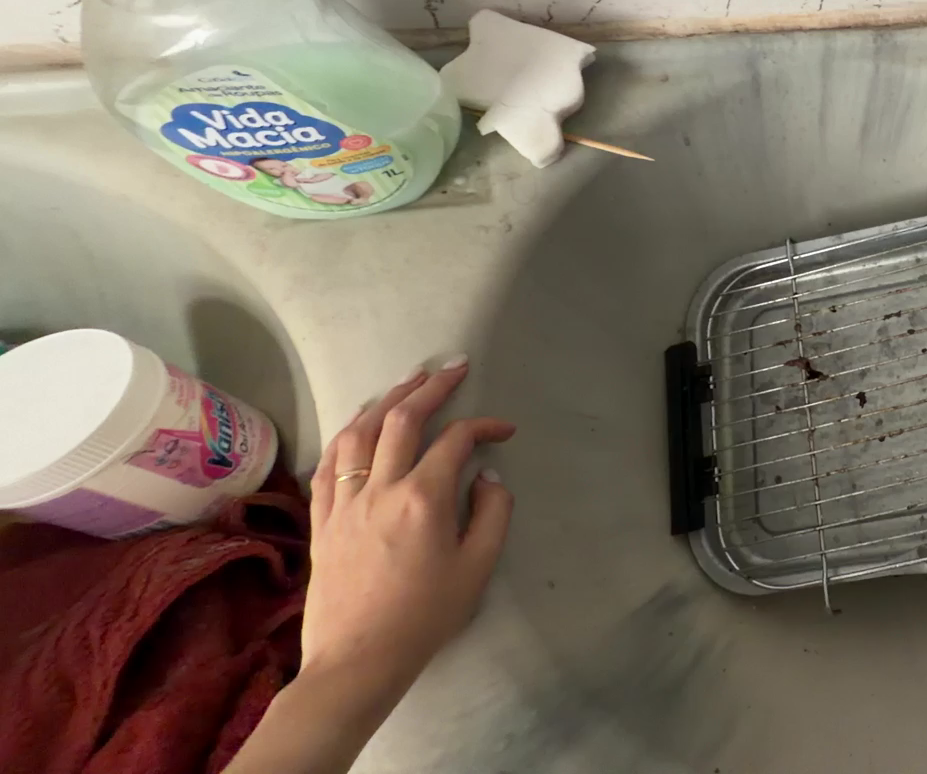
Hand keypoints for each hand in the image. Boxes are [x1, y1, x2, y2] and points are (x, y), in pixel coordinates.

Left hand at [226, 357, 514, 773]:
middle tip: (455, 367)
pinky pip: (328, 464)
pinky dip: (347, 435)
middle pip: (402, 419)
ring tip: (408, 383)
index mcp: (424, 498)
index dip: (485, 425)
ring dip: (386, 400)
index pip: (457, 440)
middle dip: (432, 387)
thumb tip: (487, 477)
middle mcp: (380, 489)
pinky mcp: (322, 520)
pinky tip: (360, 425)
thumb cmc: (427, 613)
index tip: (505, 431)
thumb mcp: (479, 564)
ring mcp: (344, 502)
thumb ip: (492, 512)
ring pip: (358, 433)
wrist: (359, 660)